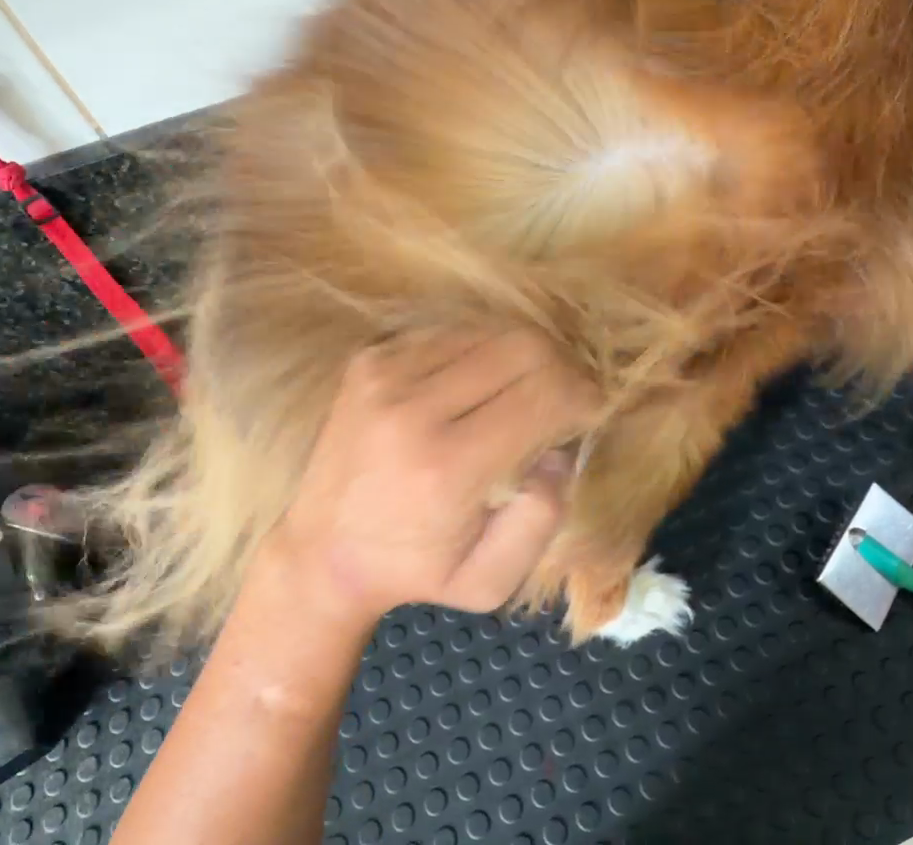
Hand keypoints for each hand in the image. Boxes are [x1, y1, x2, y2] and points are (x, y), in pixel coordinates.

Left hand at [262, 328, 600, 626]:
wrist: (322, 552)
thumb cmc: (414, 571)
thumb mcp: (488, 581)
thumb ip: (540, 521)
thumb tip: (560, 452)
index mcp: (447, 467)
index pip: (544, 394)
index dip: (584, 396)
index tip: (591, 414)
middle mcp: (413, 409)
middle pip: (524, 346)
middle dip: (563, 368)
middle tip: (567, 399)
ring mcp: (385, 375)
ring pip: (490, 330)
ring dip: (522, 357)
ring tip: (524, 391)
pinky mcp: (370, 359)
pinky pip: (451, 331)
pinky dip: (481, 351)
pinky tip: (480, 384)